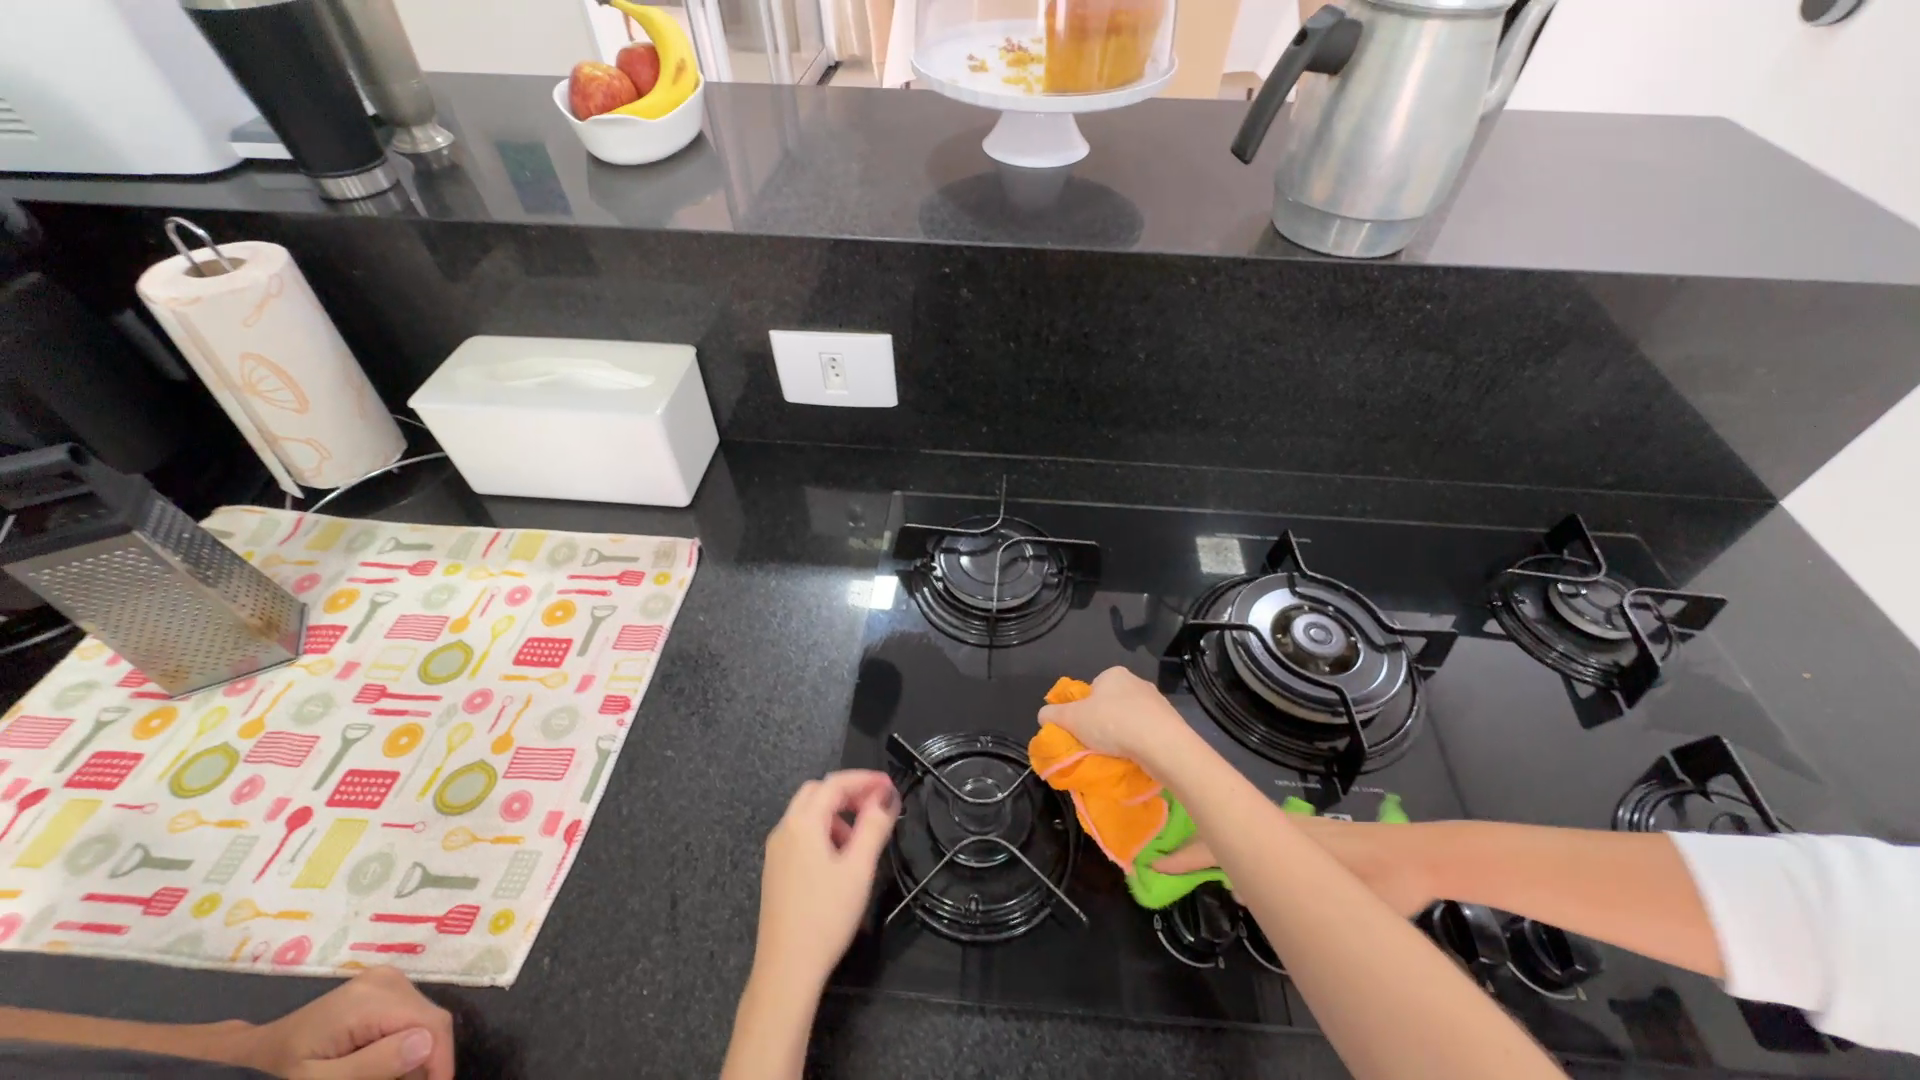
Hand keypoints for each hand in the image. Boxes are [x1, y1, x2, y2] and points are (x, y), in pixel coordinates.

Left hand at [233, 966, 453, 1079]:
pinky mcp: (384, 987)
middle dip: (426, 1060)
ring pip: (425, 1019)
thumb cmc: (280, 1074)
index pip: (432, 1023)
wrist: (253, 1056)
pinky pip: (412, 1016)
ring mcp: (386, 980)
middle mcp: (387, 980)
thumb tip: (427, 1044)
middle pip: (431, 1020)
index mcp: (371, 999)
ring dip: (416, 1054)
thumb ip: (372, 1065)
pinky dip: (405, 1043)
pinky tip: (383, 1063)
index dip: (441, 1062)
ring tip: (389, 1078)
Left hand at [753, 769, 898, 988]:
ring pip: (807, 815)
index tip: (891, 786)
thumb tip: (886, 797)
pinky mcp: (776, 871)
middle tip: (877, 807)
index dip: (864, 780)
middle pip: (816, 793)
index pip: (834, 784)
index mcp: (802, 824)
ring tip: (861, 840)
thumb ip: (874, 827)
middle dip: (848, 793)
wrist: (787, 968)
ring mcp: (776, 852)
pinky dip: (824, 833)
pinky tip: (840, 861)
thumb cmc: (826, 915)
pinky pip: (801, 836)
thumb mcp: (858, 869)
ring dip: (836, 814)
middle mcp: (784, 830)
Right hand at [1036, 666, 1188, 764]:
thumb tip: (1044, 715)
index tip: (1082, 730)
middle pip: (1110, 704)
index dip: (1083, 710)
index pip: (1091, 690)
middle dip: (1103, 722)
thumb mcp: (1072, 718)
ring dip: (1122, 734)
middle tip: (1096, 744)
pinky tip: (1134, 757)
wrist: (1162, 744)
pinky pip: (1146, 732)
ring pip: (1130, 719)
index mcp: (1113, 674)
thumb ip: (1053, 714)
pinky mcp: (1170, 722)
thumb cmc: (1113, 723)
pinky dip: (1139, 743)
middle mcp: (1137, 682)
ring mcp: (1157, 702)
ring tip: (1115, 754)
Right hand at [1154, 817, 1434, 916]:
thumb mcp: (1334, 896)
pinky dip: (1243, 850)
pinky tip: (1249, 874)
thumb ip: (1288, 894)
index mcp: (1279, 837)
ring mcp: (1295, 829)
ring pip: (1243, 833)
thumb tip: (1243, 892)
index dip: (1186, 856)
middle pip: (1224, 830)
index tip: (1156, 864)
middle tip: (1168, 861)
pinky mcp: (1311, 836)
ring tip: (1199, 867)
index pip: (1220, 845)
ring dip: (1219, 847)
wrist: (1422, 856)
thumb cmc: (1381, 878)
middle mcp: (1280, 827)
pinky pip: (1262, 839)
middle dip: (1194, 846)